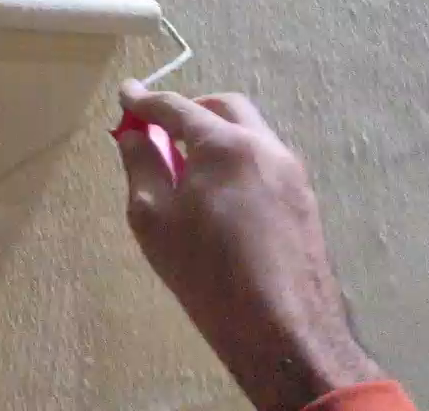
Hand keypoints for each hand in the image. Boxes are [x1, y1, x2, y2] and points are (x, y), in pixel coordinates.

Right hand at [116, 80, 384, 410]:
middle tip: (159, 129)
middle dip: (188, 109)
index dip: (144, 100)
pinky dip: (234, 158)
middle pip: (224, 107)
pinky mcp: (304, 202)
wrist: (284, 334)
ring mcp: (292, 175)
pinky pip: (262, 160)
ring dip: (214, 135)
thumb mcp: (152, 215)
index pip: (176, 106)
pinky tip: (215, 191)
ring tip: (185, 165)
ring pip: (248, 133)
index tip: (124, 94)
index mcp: (225, 146)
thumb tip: (134, 134)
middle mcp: (265, 148)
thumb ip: (141, 163)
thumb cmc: (206, 270)